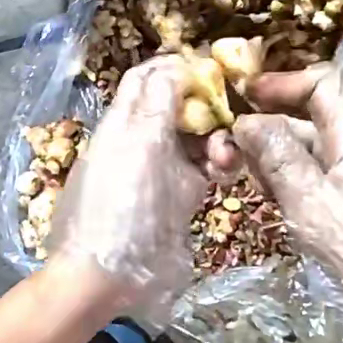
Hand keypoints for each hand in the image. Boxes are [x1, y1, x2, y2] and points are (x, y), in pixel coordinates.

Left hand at [46, 56, 227, 316]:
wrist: (107, 277)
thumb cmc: (120, 205)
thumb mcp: (138, 143)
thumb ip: (158, 100)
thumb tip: (178, 65)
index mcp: (123, 121)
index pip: (147, 77)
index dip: (176, 65)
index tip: (213, 67)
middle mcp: (141, 140)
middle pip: (177, 105)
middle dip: (206, 103)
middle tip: (235, 108)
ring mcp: (161, 169)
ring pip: (195, 136)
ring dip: (217, 135)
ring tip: (227, 151)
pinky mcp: (179, 197)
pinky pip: (205, 167)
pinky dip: (221, 163)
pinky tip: (228, 171)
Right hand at [232, 65, 342, 325]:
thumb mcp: (308, 200)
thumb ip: (276, 155)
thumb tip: (246, 120)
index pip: (322, 82)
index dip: (282, 82)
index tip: (244, 95)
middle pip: (305, 114)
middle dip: (264, 127)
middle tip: (226, 150)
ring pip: (303, 144)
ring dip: (268, 154)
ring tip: (237, 175)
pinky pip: (309, 168)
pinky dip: (283, 175)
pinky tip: (265, 195)